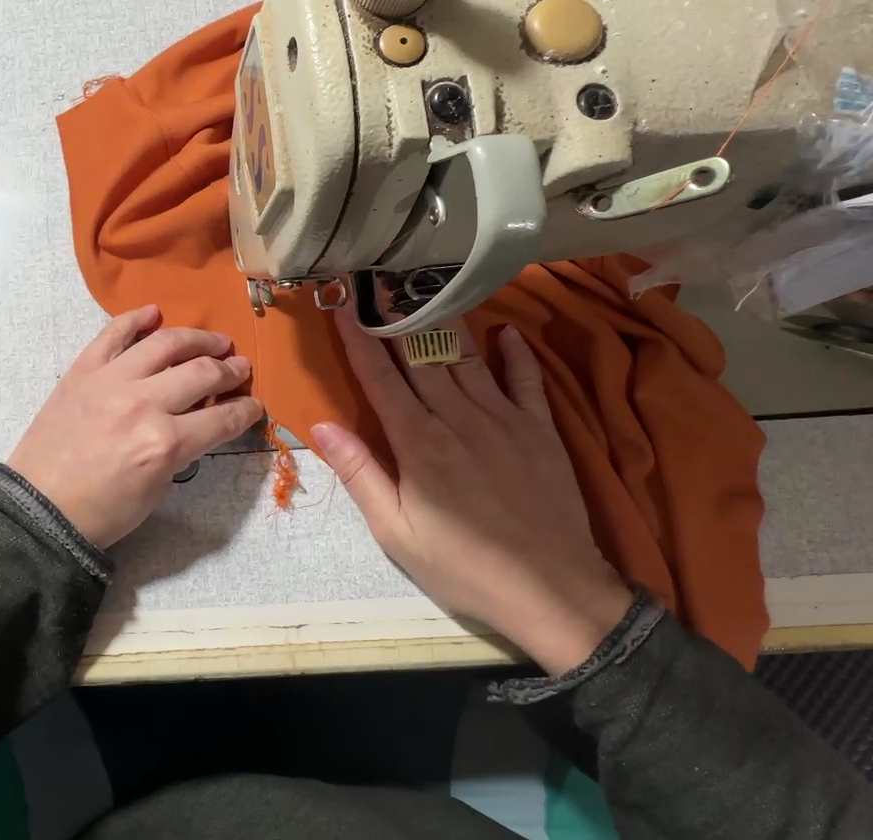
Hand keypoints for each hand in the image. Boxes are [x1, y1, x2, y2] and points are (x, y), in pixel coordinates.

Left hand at [10, 306, 263, 549]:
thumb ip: (183, 451)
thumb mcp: (156, 491)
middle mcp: (144, 404)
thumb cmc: (101, 511)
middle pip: (201, 374)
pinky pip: (112, 334)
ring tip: (214, 340)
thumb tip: (203, 421)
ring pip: (165, 344)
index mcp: (165, 443)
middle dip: (229, 370)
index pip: (223, 418)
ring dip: (196, 338)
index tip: (255, 404)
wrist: (40, 508)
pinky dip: (135, 319)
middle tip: (239, 367)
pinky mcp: (83, 370)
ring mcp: (111, 380)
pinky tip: (154, 313)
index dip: (246, 410)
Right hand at [314, 307, 631, 675]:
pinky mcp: (539, 430)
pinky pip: (525, 380)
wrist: (552, 591)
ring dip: (442, 322)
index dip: (357, 338)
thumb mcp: (396, 532)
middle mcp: (457, 417)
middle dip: (393, 316)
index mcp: (417, 441)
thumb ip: (360, 474)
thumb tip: (321, 426)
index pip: (379, 376)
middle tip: (377, 281)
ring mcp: (503, 419)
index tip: (340, 303)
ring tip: (425, 291)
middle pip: (418, 356)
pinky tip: (504, 331)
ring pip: (465, 358)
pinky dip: (515, 353)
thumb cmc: (462, 566)